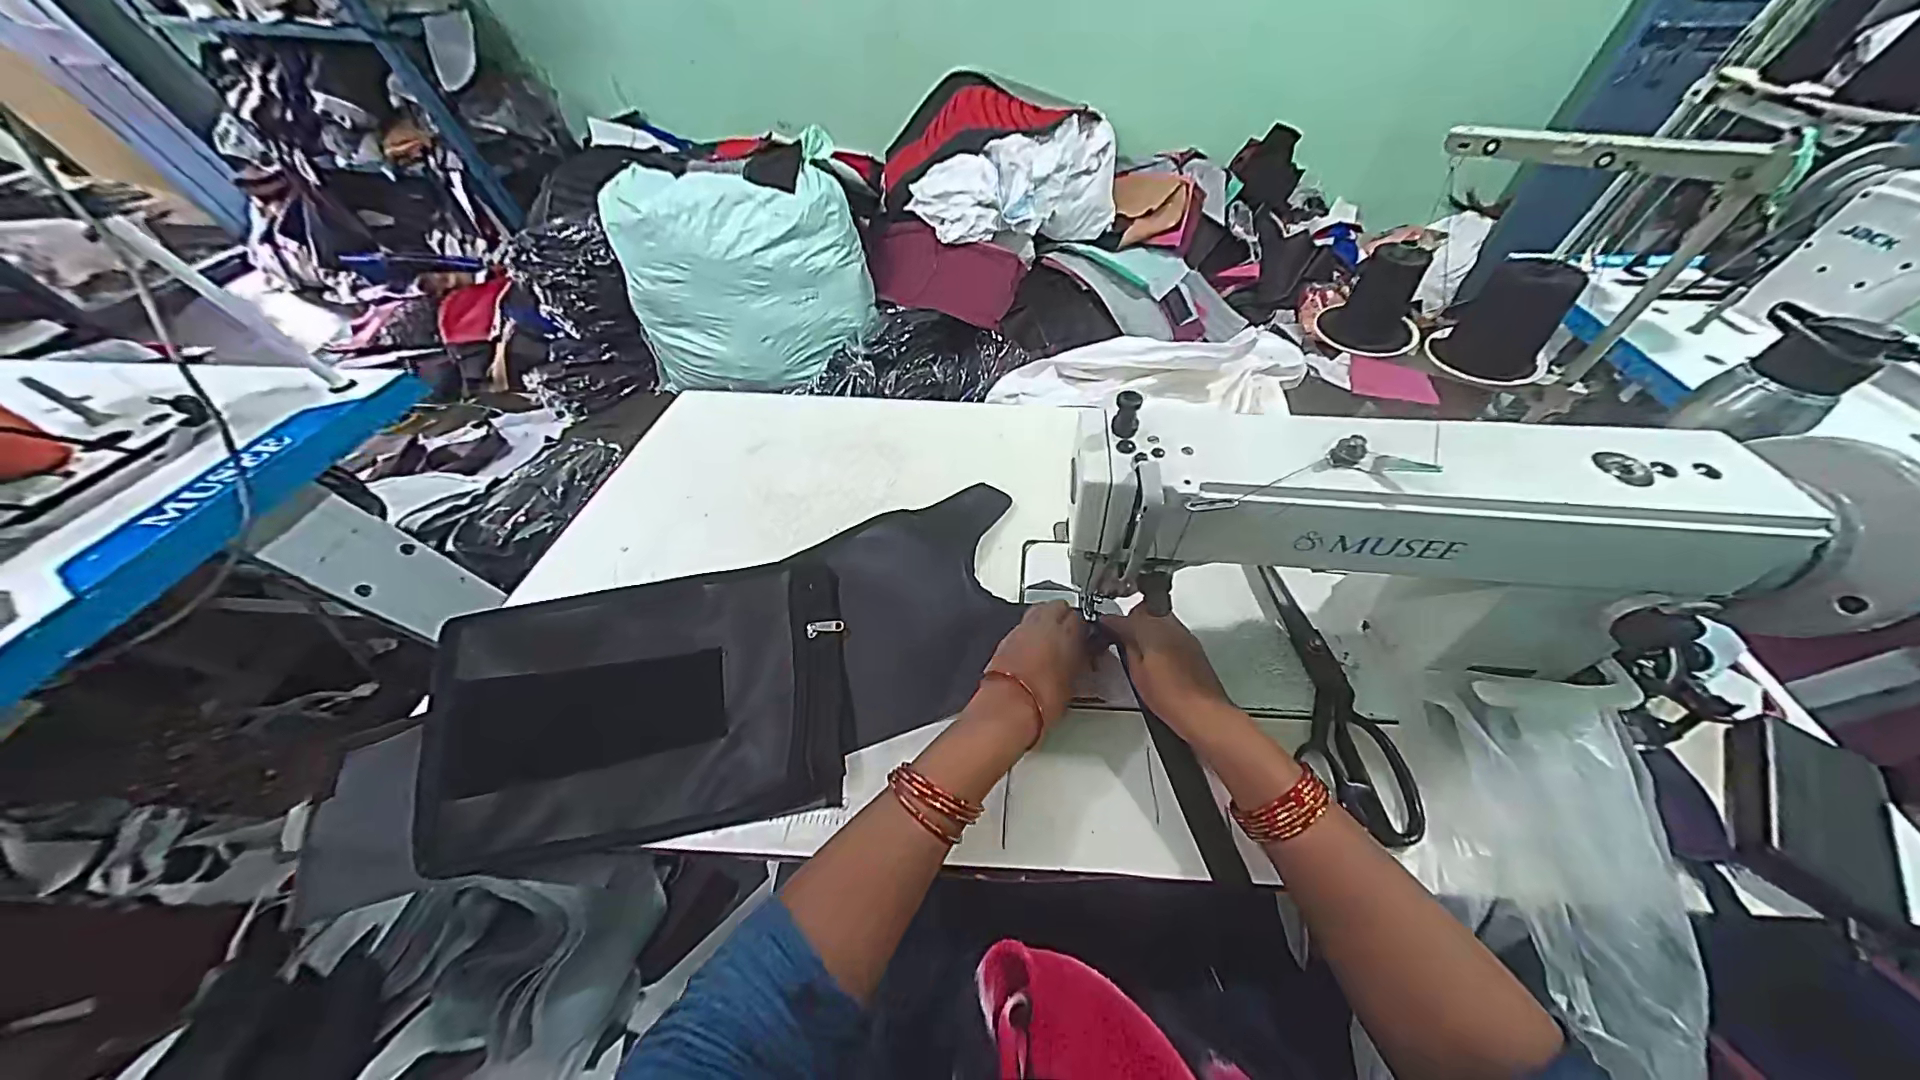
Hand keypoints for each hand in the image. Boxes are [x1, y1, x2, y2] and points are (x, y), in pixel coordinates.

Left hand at [982, 601, 1089, 729]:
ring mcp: (1022, 629)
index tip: (1084, 638)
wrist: (1008, 705)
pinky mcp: (1006, 638)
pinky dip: (1029, 633)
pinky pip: (1022, 627)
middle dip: (1064, 616)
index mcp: (1068, 632)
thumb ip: (1077, 663)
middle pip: (1058, 606)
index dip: (1083, 628)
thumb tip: (1078, 661)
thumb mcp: (1072, 683)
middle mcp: (1043, 624)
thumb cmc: (1040, 698)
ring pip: (1038, 611)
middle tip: (1068, 633)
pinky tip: (1032, 649)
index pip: (1081, 618)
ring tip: (1050, 640)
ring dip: (1045, 621)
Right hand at [1100, 609, 1240, 740]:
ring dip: (1147, 628)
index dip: (1111, 622)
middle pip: (1145, 610)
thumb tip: (1120, 635)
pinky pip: (1172, 632)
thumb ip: (1127, 647)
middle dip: (1131, 620)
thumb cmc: (1171, 696)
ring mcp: (1185, 636)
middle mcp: (1171, 627)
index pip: (1125, 617)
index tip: (1105, 627)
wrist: (1201, 712)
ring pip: (1160, 619)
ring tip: (1138, 649)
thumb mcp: (1136, 672)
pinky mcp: (1193, 647)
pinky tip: (1156, 657)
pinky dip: (1161, 639)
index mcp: (1152, 629)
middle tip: (1120, 636)